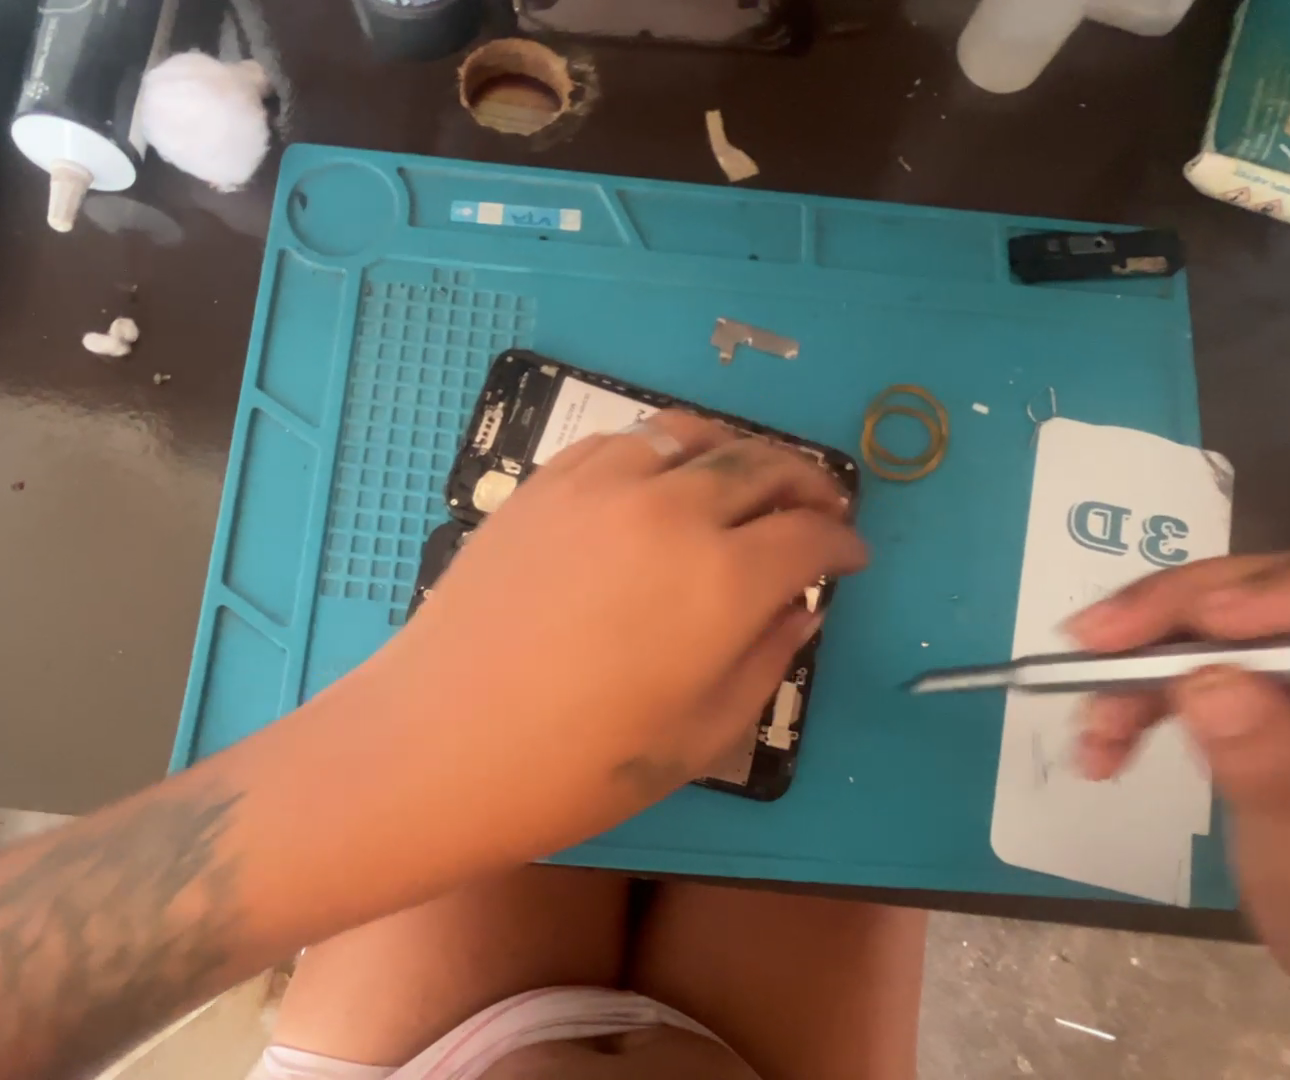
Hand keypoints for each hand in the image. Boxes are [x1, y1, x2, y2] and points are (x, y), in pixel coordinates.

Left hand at [350, 411, 864, 859]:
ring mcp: (601, 485)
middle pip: (761, 467)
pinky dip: (662, 450)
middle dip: (806, 484)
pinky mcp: (545, 482)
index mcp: (723, 580)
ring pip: (691, 435)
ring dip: (737, 452)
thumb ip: (763, 663)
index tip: (851, 557)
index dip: (842, 544)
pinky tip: (661, 477)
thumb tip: (800, 610)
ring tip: (748, 478)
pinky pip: (622, 441)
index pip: (809, 537)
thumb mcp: (697, 738)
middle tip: (819, 507)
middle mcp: (671, 511)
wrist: (438, 742)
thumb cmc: (573, 766)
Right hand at [1066, 554, 1289, 1075]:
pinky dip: (1139, 698)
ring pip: (1233, 627)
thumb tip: (1203, 682)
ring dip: (1143, 660)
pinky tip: (1101, 747)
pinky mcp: (1289, 707)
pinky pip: (1200, 671)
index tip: (1215, 621)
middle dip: (1190, 610)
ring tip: (1088, 723)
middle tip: (1095, 637)